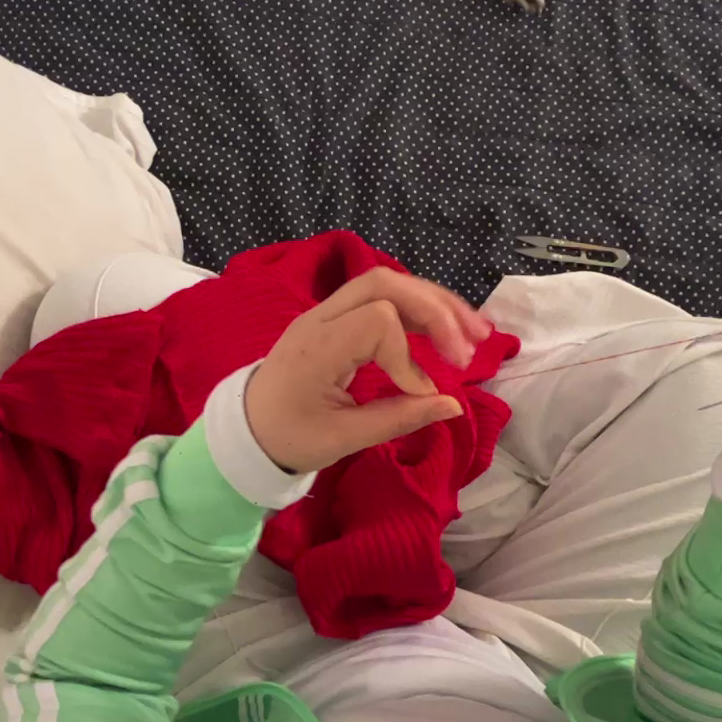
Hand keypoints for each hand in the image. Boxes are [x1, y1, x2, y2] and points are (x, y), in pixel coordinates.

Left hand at [246, 268, 492, 472]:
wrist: (246, 430)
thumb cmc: (288, 438)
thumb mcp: (343, 438)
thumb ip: (398, 418)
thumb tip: (453, 405)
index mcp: (316, 347)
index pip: (379, 321)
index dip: (409, 357)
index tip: (418, 395)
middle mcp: (320, 318)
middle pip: (386, 283)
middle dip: (436, 308)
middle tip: (474, 343)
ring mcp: (325, 314)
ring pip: (386, 284)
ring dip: (434, 305)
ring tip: (476, 333)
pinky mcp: (335, 320)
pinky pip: (380, 300)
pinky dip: (416, 312)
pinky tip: (445, 332)